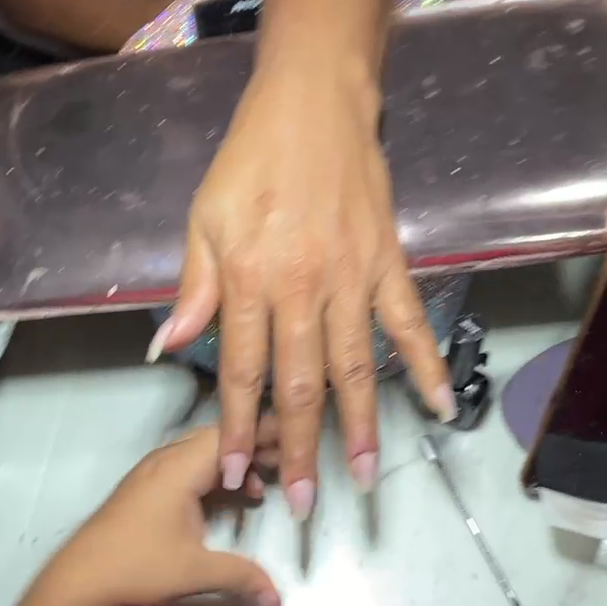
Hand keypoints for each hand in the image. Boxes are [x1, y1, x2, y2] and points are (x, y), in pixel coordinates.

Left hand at [33, 428, 281, 605]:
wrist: (75, 585)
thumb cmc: (135, 568)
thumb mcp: (195, 573)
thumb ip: (242, 578)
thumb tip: (279, 600)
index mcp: (178, 468)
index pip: (230, 436)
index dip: (266, 436)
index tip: (297, 444)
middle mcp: (163, 461)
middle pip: (217, 440)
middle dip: (254, 449)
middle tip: (288, 464)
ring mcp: (150, 475)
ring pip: (200, 455)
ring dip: (232, 465)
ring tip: (262, 486)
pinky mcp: (143, 491)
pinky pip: (187, 469)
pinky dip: (213, 477)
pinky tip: (227, 499)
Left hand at [153, 59, 453, 517]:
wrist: (313, 102)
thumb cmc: (249, 163)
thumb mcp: (203, 220)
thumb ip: (191, 290)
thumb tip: (166, 349)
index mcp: (249, 282)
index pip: (243, 373)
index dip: (239, 429)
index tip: (238, 475)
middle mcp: (302, 289)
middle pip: (299, 386)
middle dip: (299, 449)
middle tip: (305, 503)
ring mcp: (352, 280)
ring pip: (354, 367)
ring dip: (359, 426)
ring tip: (363, 476)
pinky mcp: (388, 265)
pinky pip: (408, 324)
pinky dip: (425, 364)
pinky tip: (440, 405)